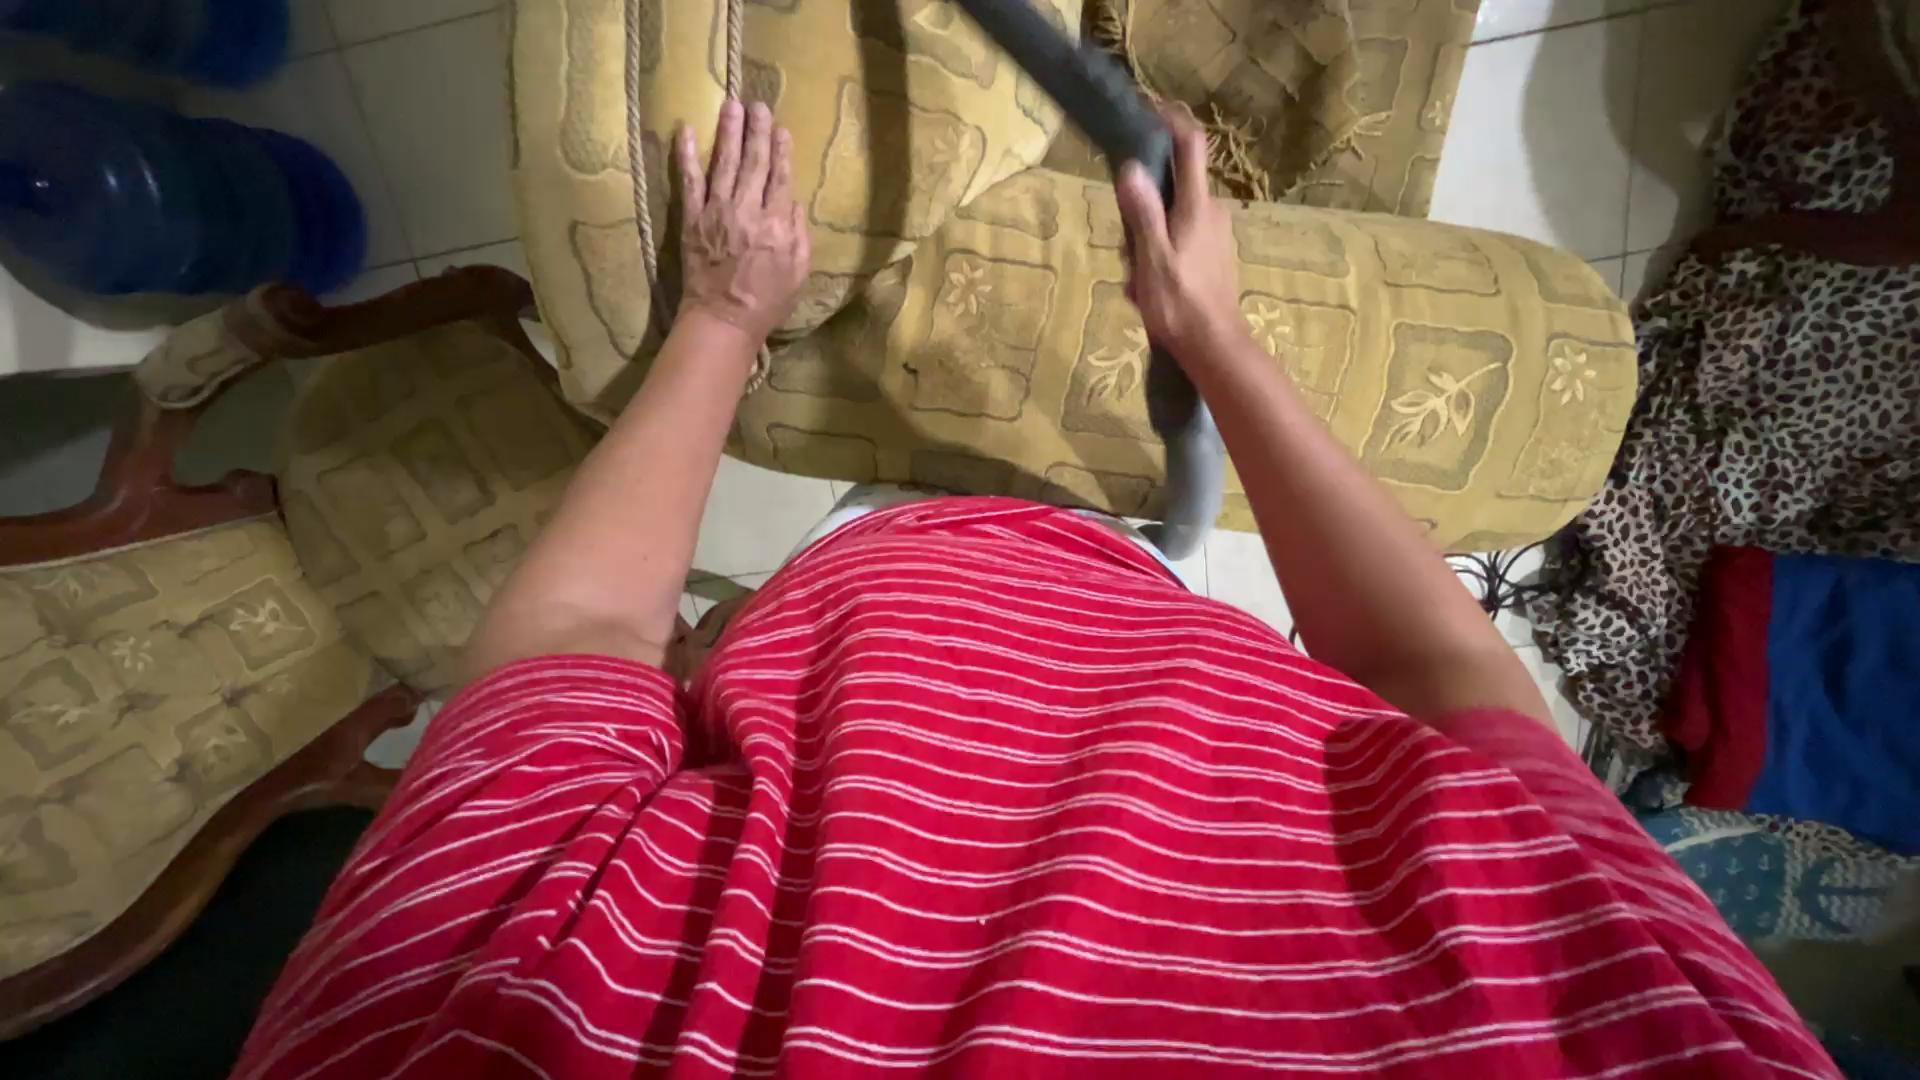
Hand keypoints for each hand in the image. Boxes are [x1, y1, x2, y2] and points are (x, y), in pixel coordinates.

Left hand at [676, 100, 810, 342]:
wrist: (725, 319)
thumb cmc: (767, 302)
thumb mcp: (798, 273)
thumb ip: (798, 235)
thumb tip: (792, 203)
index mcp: (777, 224)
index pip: (781, 178)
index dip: (782, 152)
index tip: (782, 129)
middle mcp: (748, 209)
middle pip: (755, 162)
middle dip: (758, 131)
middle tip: (759, 105)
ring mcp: (718, 211)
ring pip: (725, 163)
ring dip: (728, 132)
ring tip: (732, 106)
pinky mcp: (693, 219)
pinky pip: (689, 181)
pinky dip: (687, 155)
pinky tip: (686, 131)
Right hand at [1114, 105, 1242, 362]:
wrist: (1214, 347)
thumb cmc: (1180, 305)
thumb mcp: (1152, 260)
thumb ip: (1143, 214)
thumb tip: (1132, 168)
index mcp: (1197, 207)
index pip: (1190, 146)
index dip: (1171, 120)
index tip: (1148, 108)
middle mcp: (1213, 212)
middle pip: (1173, 188)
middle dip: (1143, 208)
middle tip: (1126, 248)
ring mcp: (1217, 236)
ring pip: (1173, 220)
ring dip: (1148, 243)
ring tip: (1136, 281)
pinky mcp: (1215, 257)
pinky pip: (1180, 243)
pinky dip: (1160, 258)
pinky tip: (1149, 290)